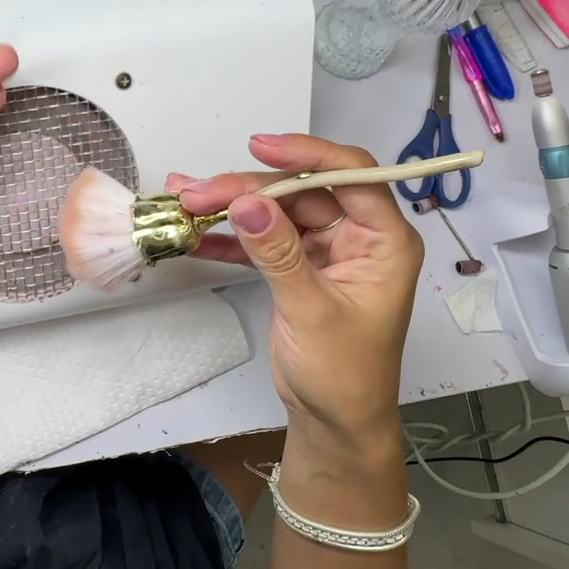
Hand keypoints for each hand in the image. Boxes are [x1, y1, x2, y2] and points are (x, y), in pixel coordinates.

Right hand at [166, 134, 423, 449]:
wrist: (333, 420)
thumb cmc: (344, 373)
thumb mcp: (311, 310)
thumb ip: (277, 253)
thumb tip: (246, 204)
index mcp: (383, 241)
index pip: (352, 176)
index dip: (306, 155)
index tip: (258, 148)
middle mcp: (356, 236)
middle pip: (299, 192)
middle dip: (247, 189)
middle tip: (197, 193)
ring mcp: (324, 250)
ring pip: (274, 212)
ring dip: (229, 208)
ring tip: (185, 202)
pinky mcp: (295, 266)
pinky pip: (260, 240)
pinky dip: (228, 237)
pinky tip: (194, 233)